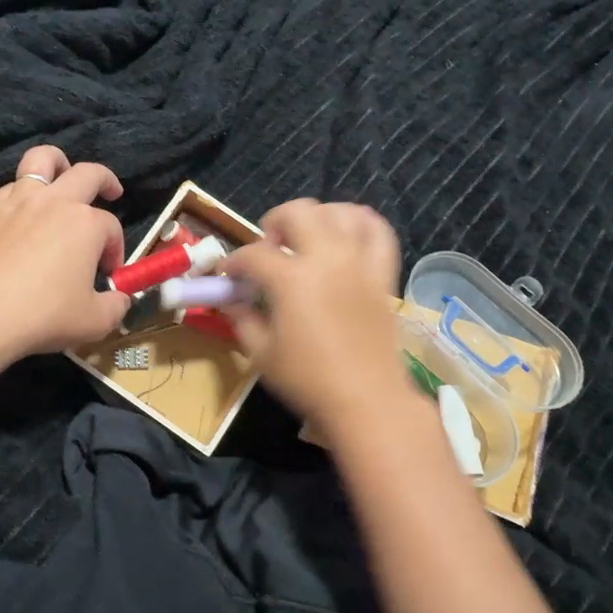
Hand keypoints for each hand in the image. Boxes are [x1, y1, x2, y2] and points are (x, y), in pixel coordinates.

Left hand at [0, 146, 131, 362]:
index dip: (115, 250)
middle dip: (106, 180)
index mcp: (86, 223)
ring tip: (63, 176)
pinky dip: (24, 191)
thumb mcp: (94, 322)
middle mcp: (55, 202)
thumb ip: (115, 307)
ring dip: (59, 163)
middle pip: (88, 174)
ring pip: (41, 160)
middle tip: (112, 191)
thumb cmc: (42, 316)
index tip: (107, 274)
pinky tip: (25, 212)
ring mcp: (18, 201)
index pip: (111, 228)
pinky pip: (12, 186)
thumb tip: (120, 299)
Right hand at [223, 201, 413, 431]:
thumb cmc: (308, 380)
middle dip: (274, 223)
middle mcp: (326, 258)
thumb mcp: (261, 353)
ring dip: (317, 217)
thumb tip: (232, 300)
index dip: (234, 262)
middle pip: (297, 213)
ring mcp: (359, 262)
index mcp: (291, 279)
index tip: (229, 276)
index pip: (253, 254)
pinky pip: (378, 231)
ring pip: (339, 212)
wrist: (367, 400)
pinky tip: (346, 234)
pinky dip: (361, 223)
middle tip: (268, 248)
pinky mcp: (383, 274)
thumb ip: (243, 319)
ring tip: (307, 238)